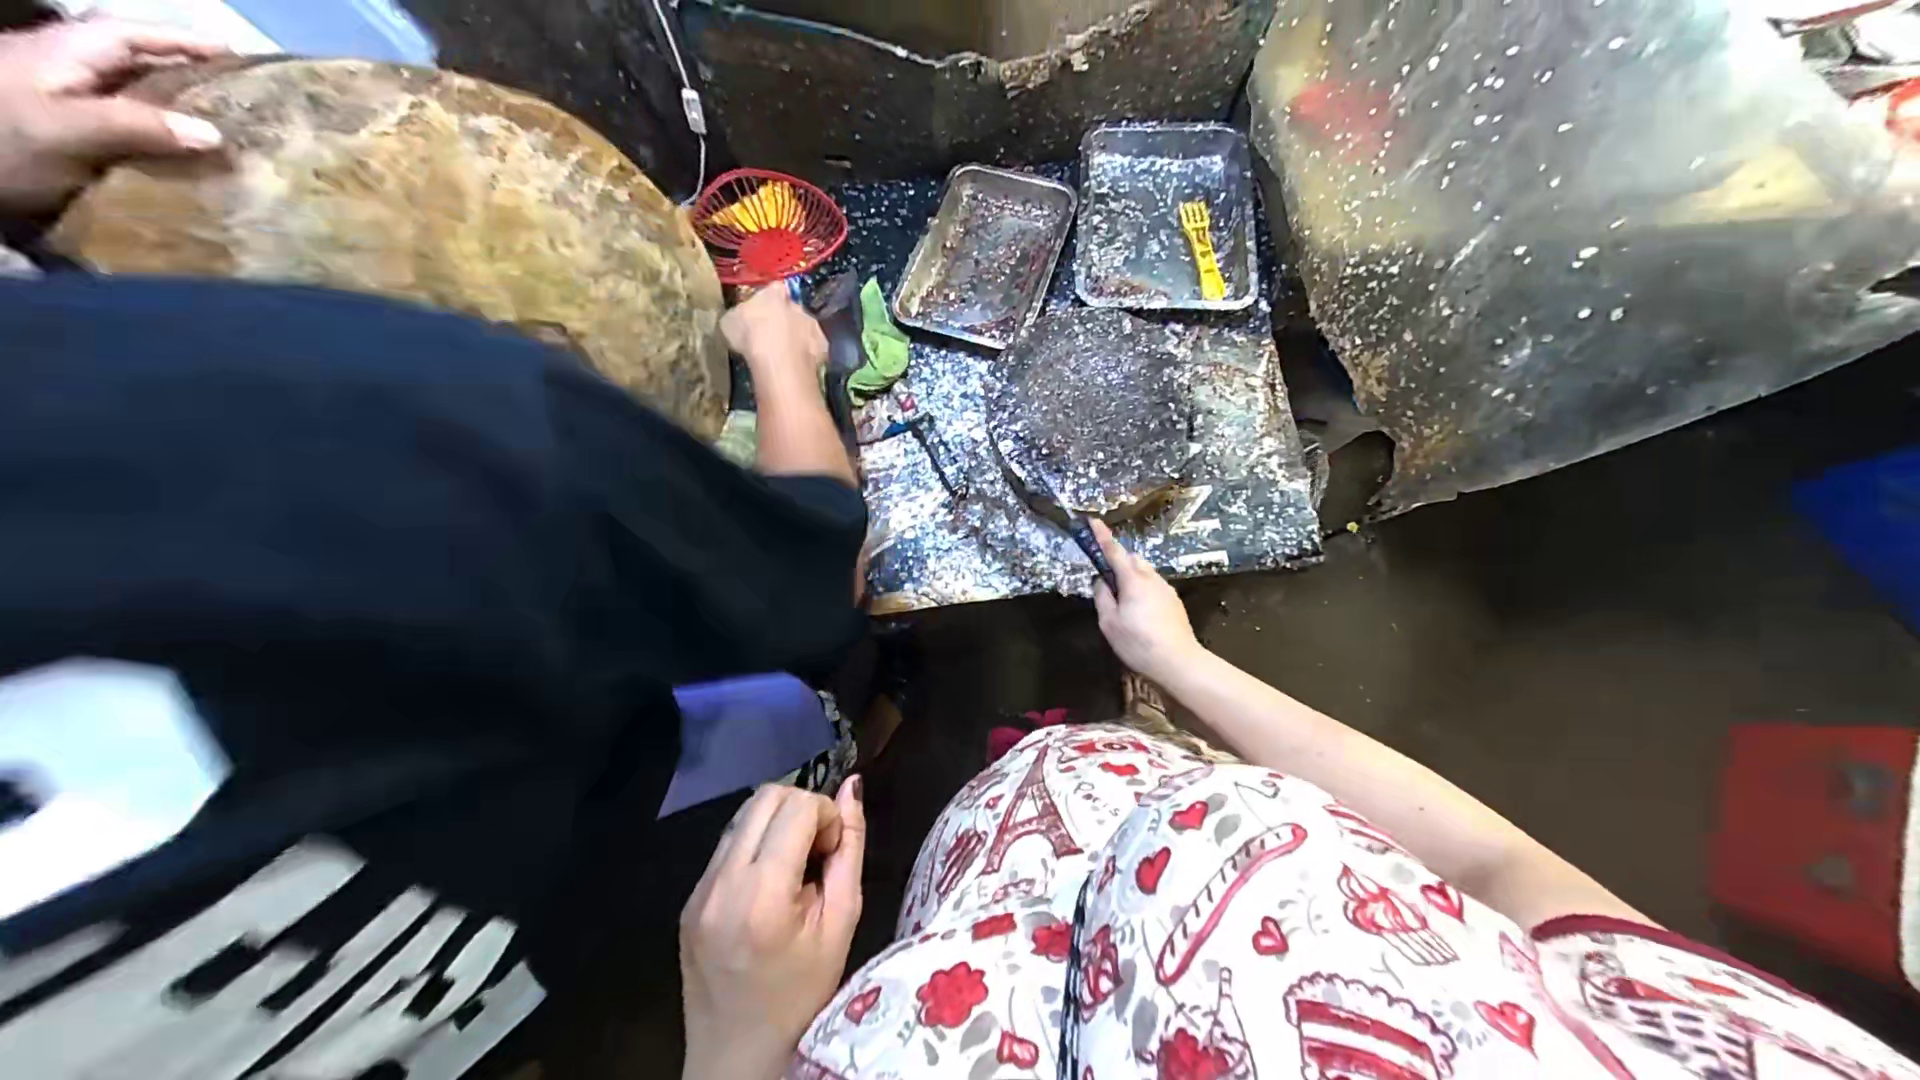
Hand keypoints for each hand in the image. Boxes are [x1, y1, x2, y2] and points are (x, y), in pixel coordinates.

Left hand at [0, 18, 228, 211]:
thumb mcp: (67, 129)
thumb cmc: (0, 141)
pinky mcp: (62, 138)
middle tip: (236, 94)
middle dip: (181, 71)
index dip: (178, 39)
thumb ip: (138, 126)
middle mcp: (59, 73)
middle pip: (127, 61)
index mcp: (59, 56)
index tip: (231, 53)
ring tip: (223, 127)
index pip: (124, 34)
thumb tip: (214, 134)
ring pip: (128, 95)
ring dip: (176, 107)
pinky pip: (125, 129)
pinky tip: (185, 156)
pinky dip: (161, 136)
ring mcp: (57, 106)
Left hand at [681, 778, 865, 1079]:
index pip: (798, 806)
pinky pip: (728, 842)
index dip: (828, 815)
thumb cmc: (802, 995)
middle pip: (768, 796)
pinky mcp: (689, 897)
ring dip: (779, 822)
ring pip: (745, 812)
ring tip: (794, 867)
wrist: (736, 1058)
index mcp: (762, 894)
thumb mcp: (842, 922)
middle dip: (803, 808)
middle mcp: (721, 882)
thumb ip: (850, 849)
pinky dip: (757, 844)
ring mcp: (698, 889)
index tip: (834, 851)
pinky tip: (769, 883)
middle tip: (817, 852)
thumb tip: (853, 786)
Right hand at [721, 285, 826, 386]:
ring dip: (798, 337)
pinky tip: (799, 365)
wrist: (778, 361)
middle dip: (784, 320)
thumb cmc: (749, 336)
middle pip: (791, 309)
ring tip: (786, 354)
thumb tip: (739, 318)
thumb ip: (738, 316)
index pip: (772, 289)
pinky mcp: (823, 346)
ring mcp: (813, 325)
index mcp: (772, 293)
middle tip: (772, 337)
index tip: (761, 312)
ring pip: (806, 328)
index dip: (768, 301)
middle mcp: (796, 305)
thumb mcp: (730, 322)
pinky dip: (809, 354)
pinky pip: (815, 347)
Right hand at [1090, 519, 1202, 679]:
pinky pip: (1154, 586)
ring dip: (1131, 577)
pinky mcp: (1174, 602)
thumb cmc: (1139, 643)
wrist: (1178, 662)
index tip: (1094, 521)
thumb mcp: (1109, 623)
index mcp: (1133, 580)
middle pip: (1132, 559)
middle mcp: (1152, 578)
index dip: (1102, 536)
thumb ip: (1103, 597)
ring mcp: (1166, 589)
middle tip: (1106, 582)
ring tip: (1123, 603)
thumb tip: (1102, 581)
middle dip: (1118, 562)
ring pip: (1144, 573)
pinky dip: (1143, 590)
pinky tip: (1140, 613)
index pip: (1114, 551)